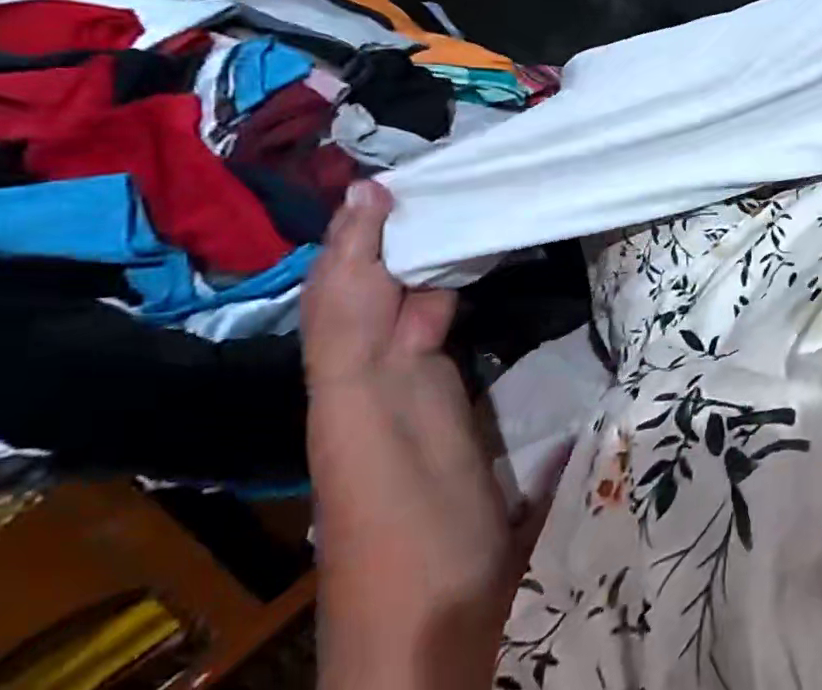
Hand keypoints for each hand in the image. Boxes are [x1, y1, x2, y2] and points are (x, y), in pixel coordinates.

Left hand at [302, 179, 454, 387]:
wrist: (391, 364)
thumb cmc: (351, 313)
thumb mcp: (347, 262)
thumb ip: (361, 222)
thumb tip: (368, 182)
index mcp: (338, 259)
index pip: (354, 216)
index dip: (372, 195)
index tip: (397, 170)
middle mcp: (372, 262)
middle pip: (391, 222)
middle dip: (408, 202)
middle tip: (432, 170)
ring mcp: (408, 271)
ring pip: (421, 235)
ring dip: (434, 216)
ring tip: (454, 183)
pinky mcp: (441, 281)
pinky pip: (448, 251)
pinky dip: (457, 235)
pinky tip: (469, 208)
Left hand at [303, 180, 556, 689]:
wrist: (427, 641)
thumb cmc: (406, 543)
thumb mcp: (377, 438)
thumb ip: (372, 341)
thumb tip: (395, 243)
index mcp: (355, 385)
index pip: (347, 293)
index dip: (360, 238)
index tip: (391, 183)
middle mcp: (373, 381)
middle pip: (374, 294)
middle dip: (397, 236)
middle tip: (446, 181)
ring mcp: (410, 398)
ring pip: (409, 312)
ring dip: (427, 262)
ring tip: (467, 212)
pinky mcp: (443, 417)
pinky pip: (436, 343)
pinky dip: (449, 303)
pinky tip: (475, 280)